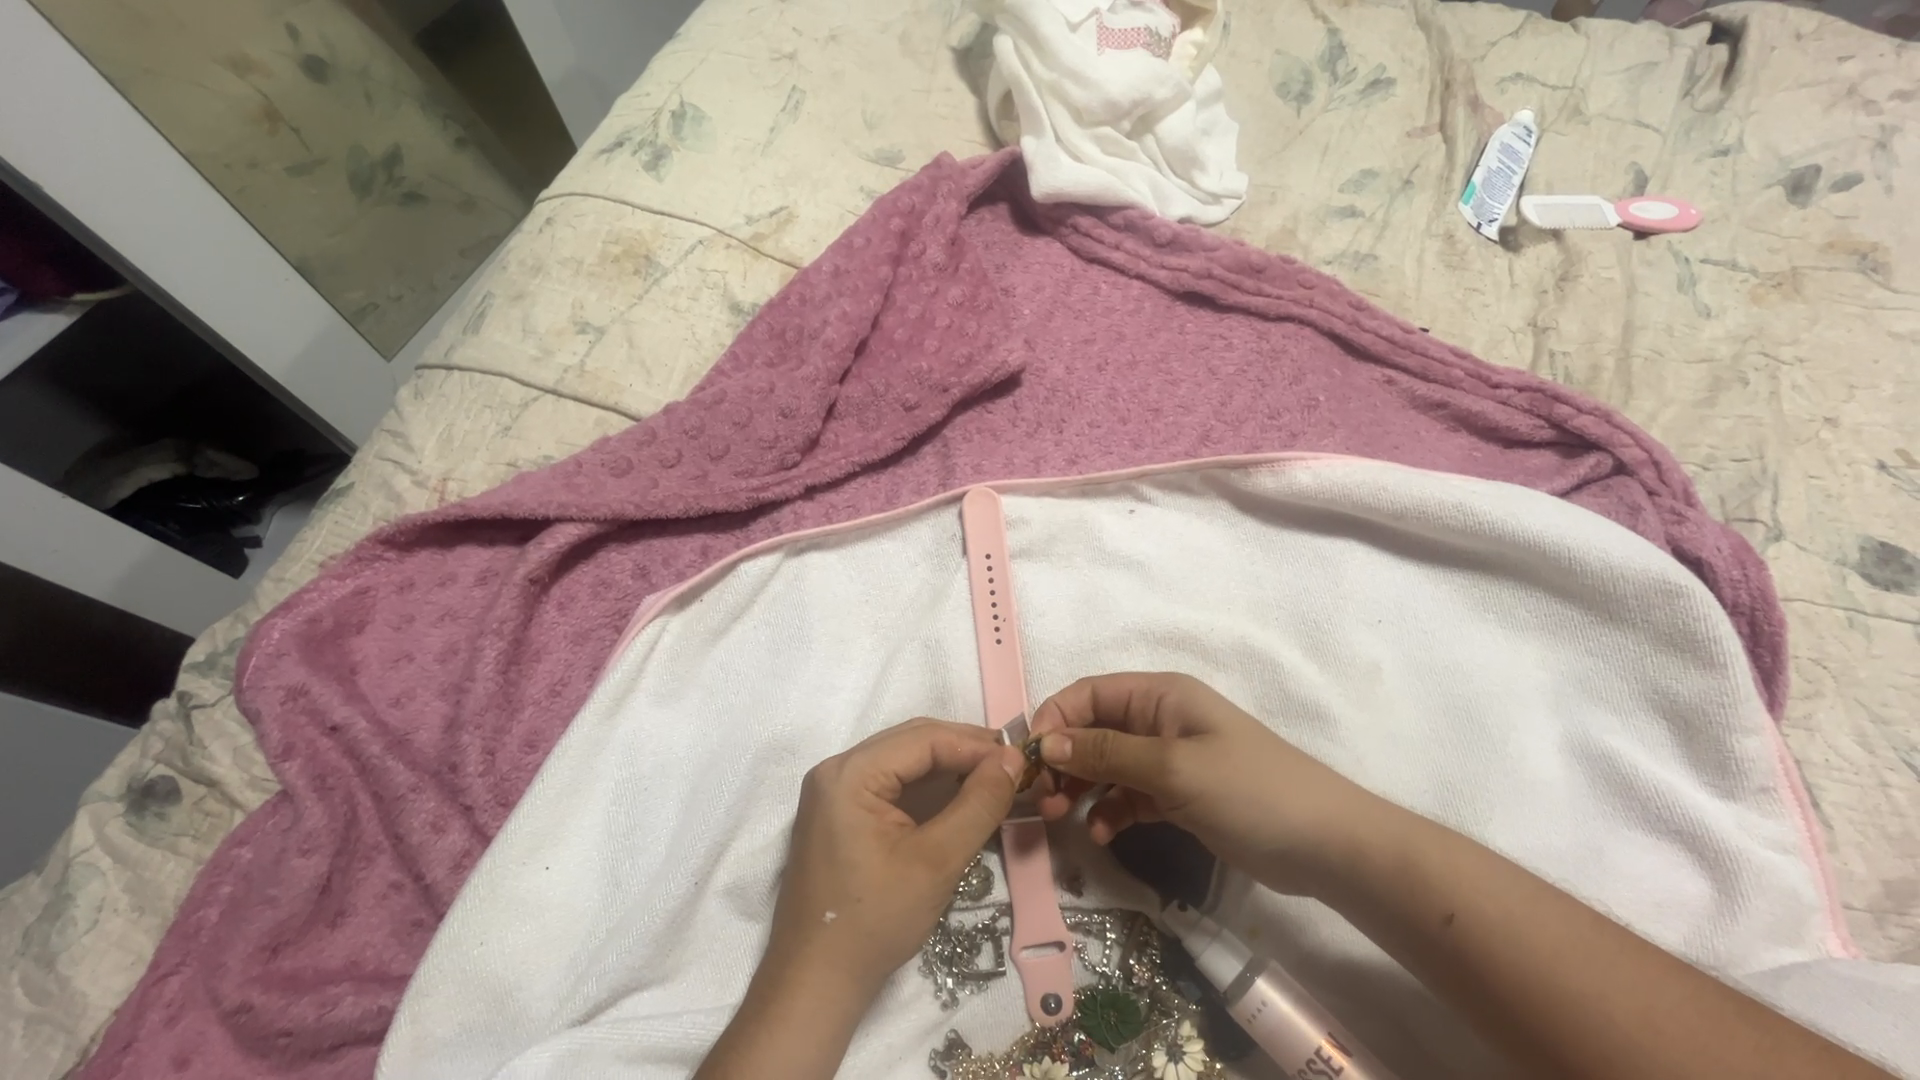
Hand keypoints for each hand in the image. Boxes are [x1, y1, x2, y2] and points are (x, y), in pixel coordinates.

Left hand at [763, 718, 1023, 997]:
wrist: (815, 981)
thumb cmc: (874, 921)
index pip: (924, 738)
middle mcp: (836, 769)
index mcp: (850, 773)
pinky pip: (891, 782)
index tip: (1021, 758)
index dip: (976, 744)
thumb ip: (977, 804)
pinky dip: (928, 785)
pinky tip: (960, 794)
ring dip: (949, 765)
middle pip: (912, 741)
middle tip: (1013, 765)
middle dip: (965, 750)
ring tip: (995, 777)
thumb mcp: (936, 861)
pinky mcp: (839, 812)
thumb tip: (1011, 759)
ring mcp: (834, 791)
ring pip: (903, 760)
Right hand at [1030, 672, 1386, 896]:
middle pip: (1092, 730)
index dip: (1054, 719)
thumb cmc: (1248, 790)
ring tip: (1061, 818)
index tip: (1027, 759)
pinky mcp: (1177, 796)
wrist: (1325, 845)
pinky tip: (1101, 833)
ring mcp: (1169, 760)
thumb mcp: (1172, 767)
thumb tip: (1045, 739)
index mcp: (1160, 694)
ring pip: (1106, 765)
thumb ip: (1106, 752)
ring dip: (1079, 787)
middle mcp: (1159, 720)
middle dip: (1062, 759)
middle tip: (1041, 799)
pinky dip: (1108, 810)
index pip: (1088, 694)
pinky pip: (1127, 796)